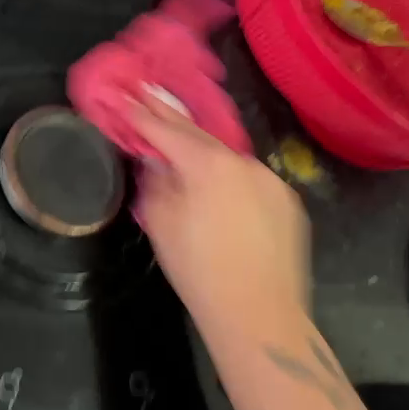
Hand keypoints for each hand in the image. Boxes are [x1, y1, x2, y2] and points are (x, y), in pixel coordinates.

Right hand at [125, 86, 310, 338]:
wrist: (260, 317)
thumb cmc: (198, 270)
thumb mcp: (159, 220)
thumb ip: (154, 179)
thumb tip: (155, 160)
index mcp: (206, 164)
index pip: (164, 129)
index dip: (138, 112)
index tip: (121, 94)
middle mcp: (241, 162)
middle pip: (196, 133)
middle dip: (168, 115)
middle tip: (145, 92)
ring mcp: (269, 180)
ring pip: (224, 154)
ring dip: (199, 146)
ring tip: (176, 136)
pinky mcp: (286, 201)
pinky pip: (246, 175)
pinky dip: (226, 171)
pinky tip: (213, 180)